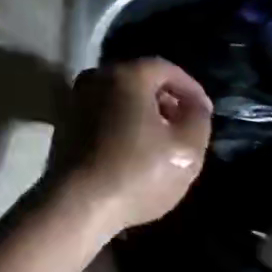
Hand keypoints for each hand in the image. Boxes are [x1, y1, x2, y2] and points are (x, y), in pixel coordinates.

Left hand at [58, 58, 212, 234]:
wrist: (78, 204)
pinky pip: (103, 111)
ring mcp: (77, 97)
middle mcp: (97, 76)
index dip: (190, 87)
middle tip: (185, 124)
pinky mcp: (66, 120)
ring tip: (162, 138)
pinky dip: (122, 121)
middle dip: (166, 98)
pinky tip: (133, 148)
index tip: (205, 111)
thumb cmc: (137, 173)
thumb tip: (195, 105)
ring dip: (143, 111)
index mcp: (125, 74)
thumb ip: (198, 118)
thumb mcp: (186, 149)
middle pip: (140, 78)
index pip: (165, 68)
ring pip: (119, 95)